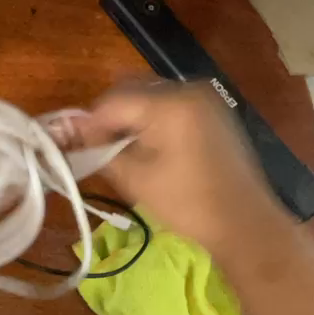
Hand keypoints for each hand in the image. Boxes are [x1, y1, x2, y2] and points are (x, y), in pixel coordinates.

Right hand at [80, 83, 296, 254]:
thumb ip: (99, 150)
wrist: (245, 225)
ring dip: (130, 117)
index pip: (112, 101)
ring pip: (150, 96)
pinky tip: (150, 148)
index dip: (90, 124)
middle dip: (110, 117)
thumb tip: (68, 135)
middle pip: (131, 90)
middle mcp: (189, 89)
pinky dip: (152, 119)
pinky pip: (171, 105)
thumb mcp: (136, 179)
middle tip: (99, 149)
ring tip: (123, 150)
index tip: (79, 149)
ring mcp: (205, 98)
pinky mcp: (214, 112)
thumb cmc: (188, 204)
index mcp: (170, 103)